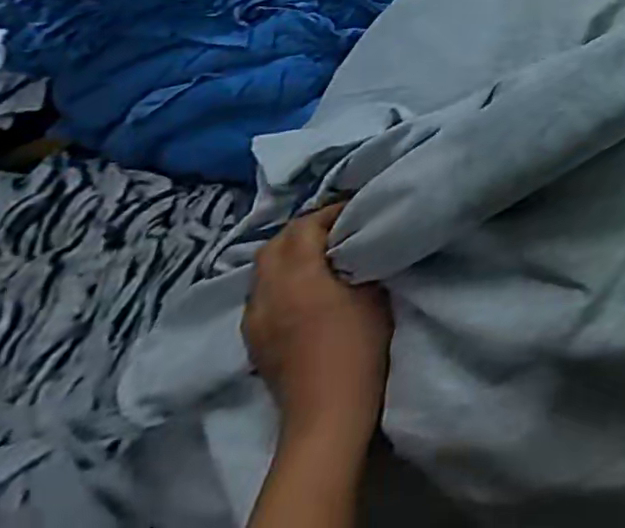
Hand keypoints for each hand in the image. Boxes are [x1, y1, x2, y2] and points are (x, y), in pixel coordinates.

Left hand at [243, 204, 390, 436]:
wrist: (327, 413)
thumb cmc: (358, 347)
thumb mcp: (372, 293)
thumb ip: (358, 259)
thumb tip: (356, 243)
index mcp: (296, 273)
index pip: (306, 226)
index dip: (331, 213)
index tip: (356, 211)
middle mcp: (267, 288)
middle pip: (278, 242)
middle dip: (305, 229)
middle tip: (337, 229)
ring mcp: (254, 315)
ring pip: (264, 267)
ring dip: (288, 253)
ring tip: (318, 256)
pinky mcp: (252, 338)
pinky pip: (260, 292)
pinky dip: (279, 279)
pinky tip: (300, 289)